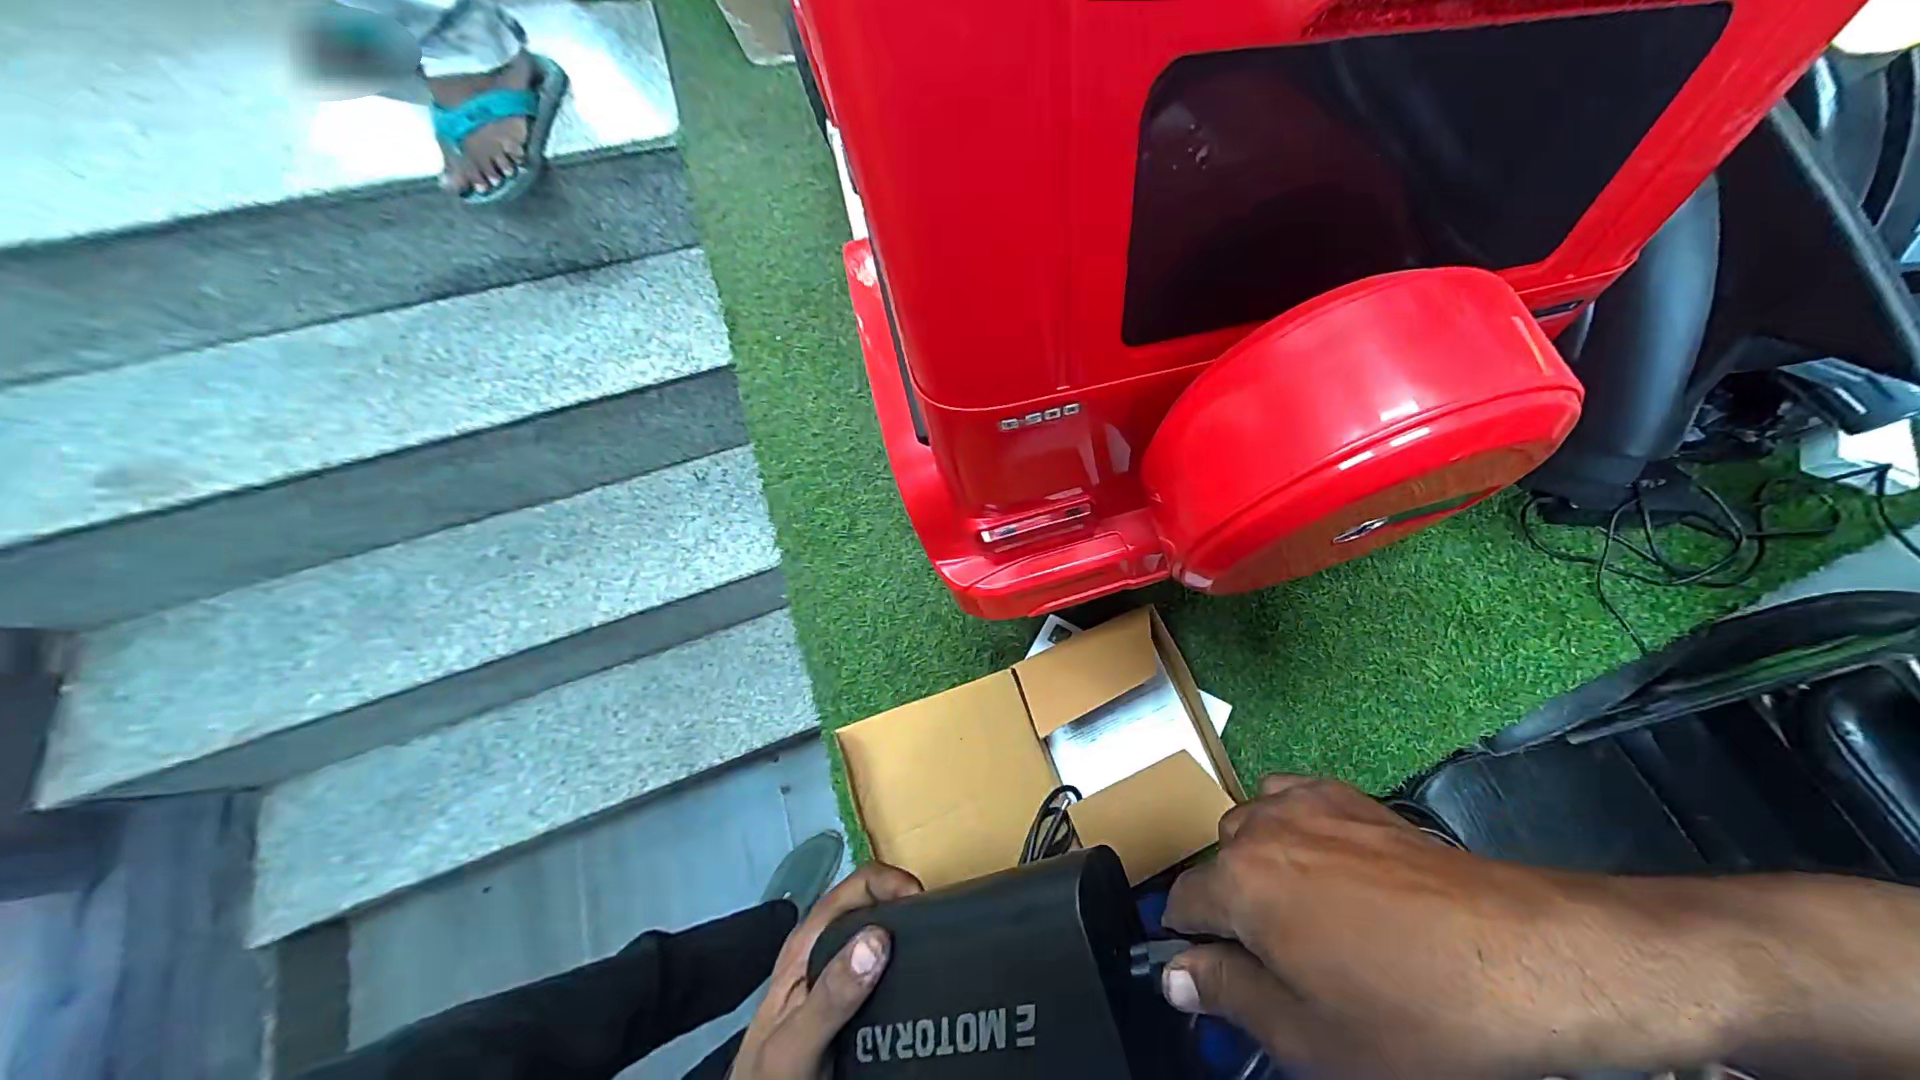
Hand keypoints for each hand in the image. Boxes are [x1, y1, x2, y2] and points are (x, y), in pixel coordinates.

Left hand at [730, 862, 922, 1079]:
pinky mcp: (849, 998)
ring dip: (907, 934)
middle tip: (939, 929)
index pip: (856, 885)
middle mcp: (824, 947)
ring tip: (936, 952)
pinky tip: (920, 983)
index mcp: (807, 942)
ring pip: (879, 932)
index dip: (894, 882)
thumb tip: (878, 939)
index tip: (926, 906)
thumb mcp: (795, 1043)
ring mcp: (837, 972)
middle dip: (907, 905)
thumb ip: (831, 995)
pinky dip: (904, 965)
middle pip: (873, 902)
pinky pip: (883, 967)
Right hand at [1160, 775, 1796, 1078]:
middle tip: (1281, 956)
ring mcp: (1299, 802)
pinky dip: (1285, 825)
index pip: (1181, 905)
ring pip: (1246, 828)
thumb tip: (1174, 975)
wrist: (1524, 955)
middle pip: (1214, 865)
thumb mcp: (1312, 1035)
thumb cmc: (1414, 1010)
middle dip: (1231, 907)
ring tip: (1305, 909)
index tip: (1219, 972)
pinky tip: (1321, 858)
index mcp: (1238, 883)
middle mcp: (1256, 828)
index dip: (1192, 944)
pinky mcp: (1339, 792)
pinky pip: (1284, 797)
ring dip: (1255, 864)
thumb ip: (1227, 995)